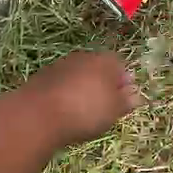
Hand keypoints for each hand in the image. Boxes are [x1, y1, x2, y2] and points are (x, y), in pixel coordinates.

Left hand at [16, 52, 140, 146]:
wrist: (37, 115)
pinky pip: (61, 85)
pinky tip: (63, 112)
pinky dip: (64, 95)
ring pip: (78, 76)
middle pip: (98, 69)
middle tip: (104, 107)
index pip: (120, 66)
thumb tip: (134, 95)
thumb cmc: (85, 111)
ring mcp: (60, 65)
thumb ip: (126, 101)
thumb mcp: (114, 111)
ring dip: (82, 90)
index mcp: (106, 61)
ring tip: (82, 112)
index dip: (123, 83)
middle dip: (102, 85)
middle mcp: (84, 57)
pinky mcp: (41, 78)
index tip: (123, 101)